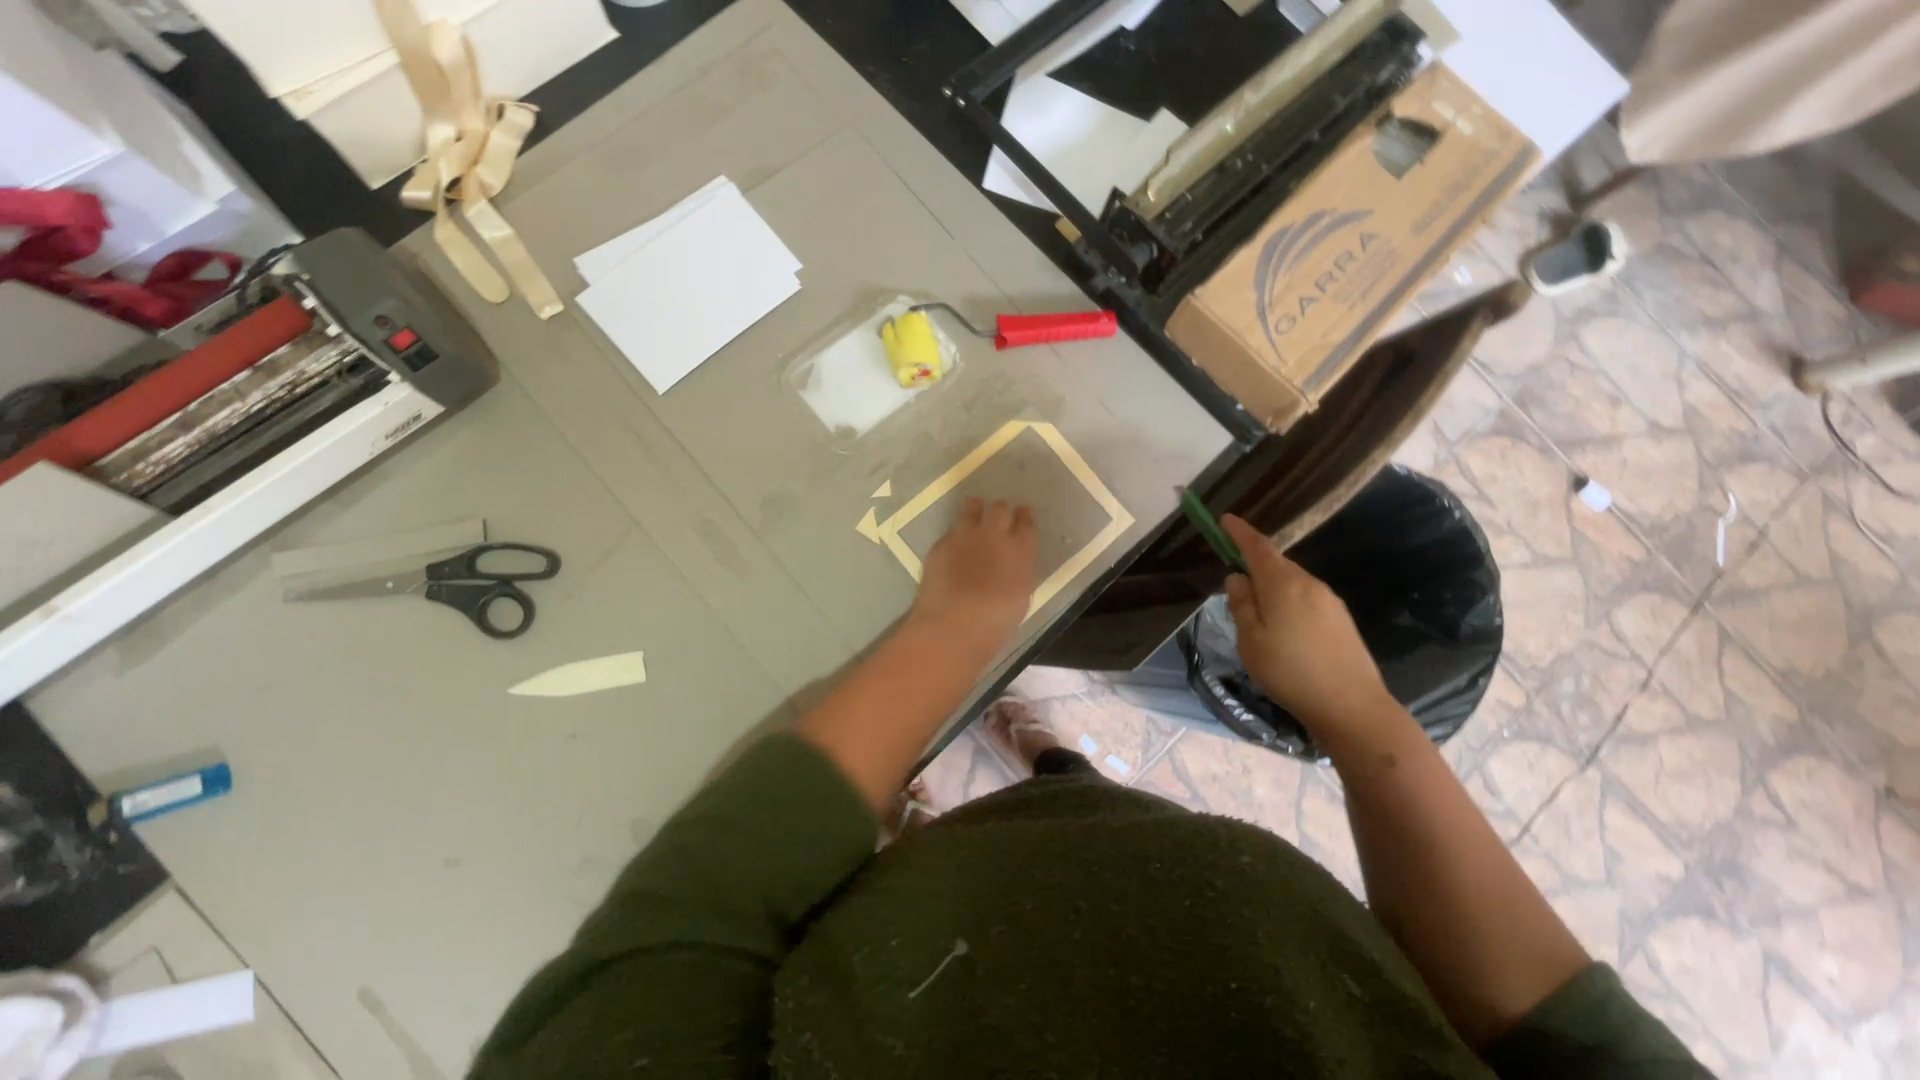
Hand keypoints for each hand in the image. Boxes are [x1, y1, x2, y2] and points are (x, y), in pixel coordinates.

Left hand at [910, 498, 1038, 651]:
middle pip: (1000, 509)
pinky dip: (957, 531)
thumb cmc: (995, 621)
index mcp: (1020, 551)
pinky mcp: (942, 544)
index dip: (1025, 516)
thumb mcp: (1020, 596)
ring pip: (972, 509)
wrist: (954, 623)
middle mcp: (994, 536)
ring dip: (976, 507)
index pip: (1026, 524)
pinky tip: (956, 538)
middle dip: (1001, 510)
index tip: (1024, 512)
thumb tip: (1014, 564)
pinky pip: (952, 529)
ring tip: (975, 506)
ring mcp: (965, 537)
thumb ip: (1019, 572)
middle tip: (1000, 513)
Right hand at [1221, 514, 1392, 728]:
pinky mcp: (1341, 619)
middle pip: (1277, 563)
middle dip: (1255, 563)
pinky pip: (1307, 598)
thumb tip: (1237, 577)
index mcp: (1283, 585)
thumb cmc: (1290, 674)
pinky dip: (1289, 601)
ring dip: (1272, 586)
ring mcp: (1329, 601)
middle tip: (1234, 580)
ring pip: (1293, 582)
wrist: (1351, 706)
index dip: (1240, 532)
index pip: (1258, 547)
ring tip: (1257, 613)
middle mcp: (1309, 584)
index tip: (1225, 520)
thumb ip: (1241, 605)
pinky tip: (1284, 629)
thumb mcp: (1251, 642)